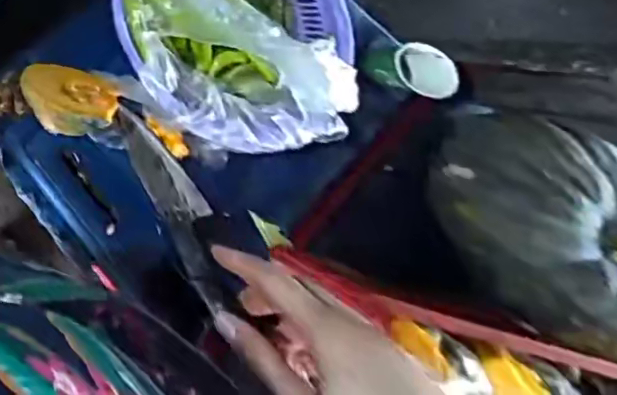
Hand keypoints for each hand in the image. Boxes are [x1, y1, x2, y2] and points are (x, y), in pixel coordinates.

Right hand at [212, 247, 436, 394]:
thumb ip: (263, 358)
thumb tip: (224, 318)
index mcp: (331, 330)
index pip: (275, 279)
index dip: (242, 262)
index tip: (214, 251)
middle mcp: (357, 325)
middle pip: (303, 286)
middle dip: (268, 287)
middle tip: (244, 306)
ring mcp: (384, 344)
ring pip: (327, 306)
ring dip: (294, 309)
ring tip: (276, 336)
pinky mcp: (402, 365)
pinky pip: (349, 328)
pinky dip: (320, 327)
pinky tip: (313, 358)